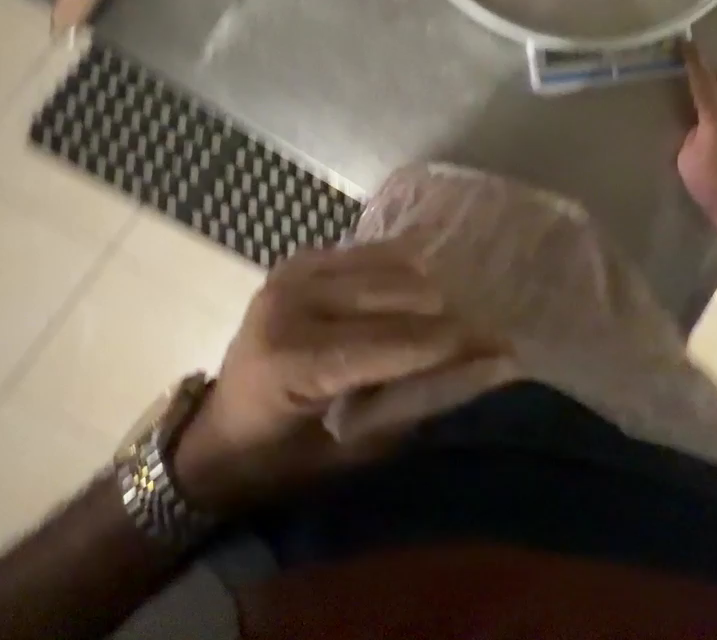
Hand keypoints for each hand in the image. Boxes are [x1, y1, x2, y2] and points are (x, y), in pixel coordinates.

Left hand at [171, 242, 512, 512]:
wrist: (211, 439)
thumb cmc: (276, 464)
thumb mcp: (344, 457)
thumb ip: (412, 413)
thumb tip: (484, 378)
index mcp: (295, 360)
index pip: (398, 342)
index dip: (457, 345)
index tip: (506, 350)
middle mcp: (292, 304)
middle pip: (405, 294)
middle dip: (449, 321)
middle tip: (474, 346)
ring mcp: (293, 275)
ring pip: (398, 265)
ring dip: (429, 297)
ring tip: (442, 327)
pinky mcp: (298, 261)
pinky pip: (375, 252)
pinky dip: (404, 273)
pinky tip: (412, 302)